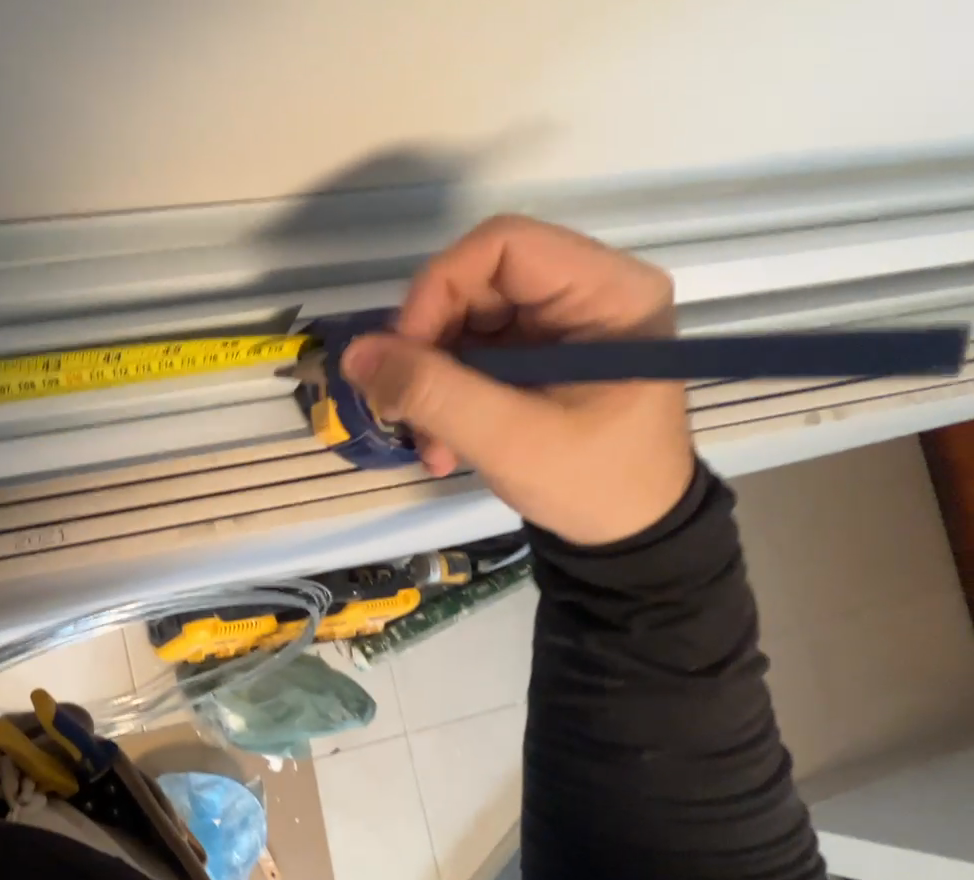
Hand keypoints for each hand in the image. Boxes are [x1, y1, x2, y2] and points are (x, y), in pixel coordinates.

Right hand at [338, 214, 694, 546]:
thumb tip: (353, 353)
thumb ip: (432, 393)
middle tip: (406, 410)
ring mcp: (553, 323)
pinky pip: (461, 351)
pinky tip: (440, 439)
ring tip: (429, 440)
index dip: (438, 290)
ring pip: (455, 320)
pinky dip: (437, 394)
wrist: (628, 531)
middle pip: (470, 283)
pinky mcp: (530, 352)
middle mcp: (581, 291)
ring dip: (425, 380)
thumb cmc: (592, 482)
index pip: (500, 245)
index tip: (404, 356)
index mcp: (606, 292)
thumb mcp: (509, 439)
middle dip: (425, 348)